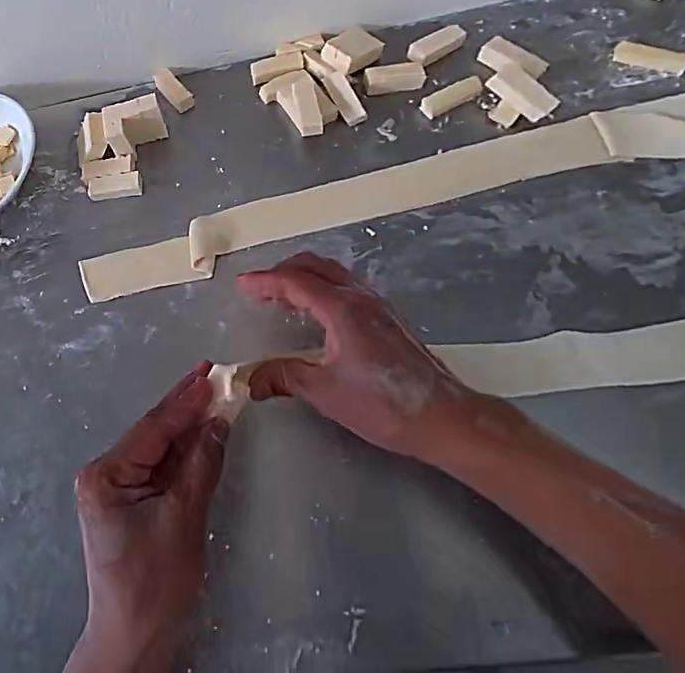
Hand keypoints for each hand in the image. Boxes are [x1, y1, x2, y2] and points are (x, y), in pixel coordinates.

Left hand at [67, 363, 227, 672]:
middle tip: (210, 370)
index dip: (185, 401)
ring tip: (212, 391)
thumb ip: (202, 464)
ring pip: (160, 445)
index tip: (210, 375)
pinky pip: (162, 464)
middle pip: (154, 431)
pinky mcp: (131, 498)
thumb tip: (220, 421)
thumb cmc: (154, 582)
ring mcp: (117, 485)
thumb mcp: (184, 518)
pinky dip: (185, 447)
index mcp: (106, 475)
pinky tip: (203, 426)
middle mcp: (105, 473)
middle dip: (185, 403)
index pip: (154, 429)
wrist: (134, 637)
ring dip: (188, 422)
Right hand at [236, 252, 494, 463]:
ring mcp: (377, 304)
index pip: (295, 281)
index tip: (242, 284)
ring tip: (283, 297)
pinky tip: (317, 311)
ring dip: (304, 277)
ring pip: (333, 274)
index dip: (265, 281)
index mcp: (342, 309)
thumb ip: (285, 377)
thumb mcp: (326, 392)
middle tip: (259, 291)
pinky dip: (323, 287)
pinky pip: (346, 286)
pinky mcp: (387, 317)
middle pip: (315, 266)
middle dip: (282, 272)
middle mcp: (360, 297)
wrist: (442, 417)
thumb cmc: (382, 405)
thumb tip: (250, 379)